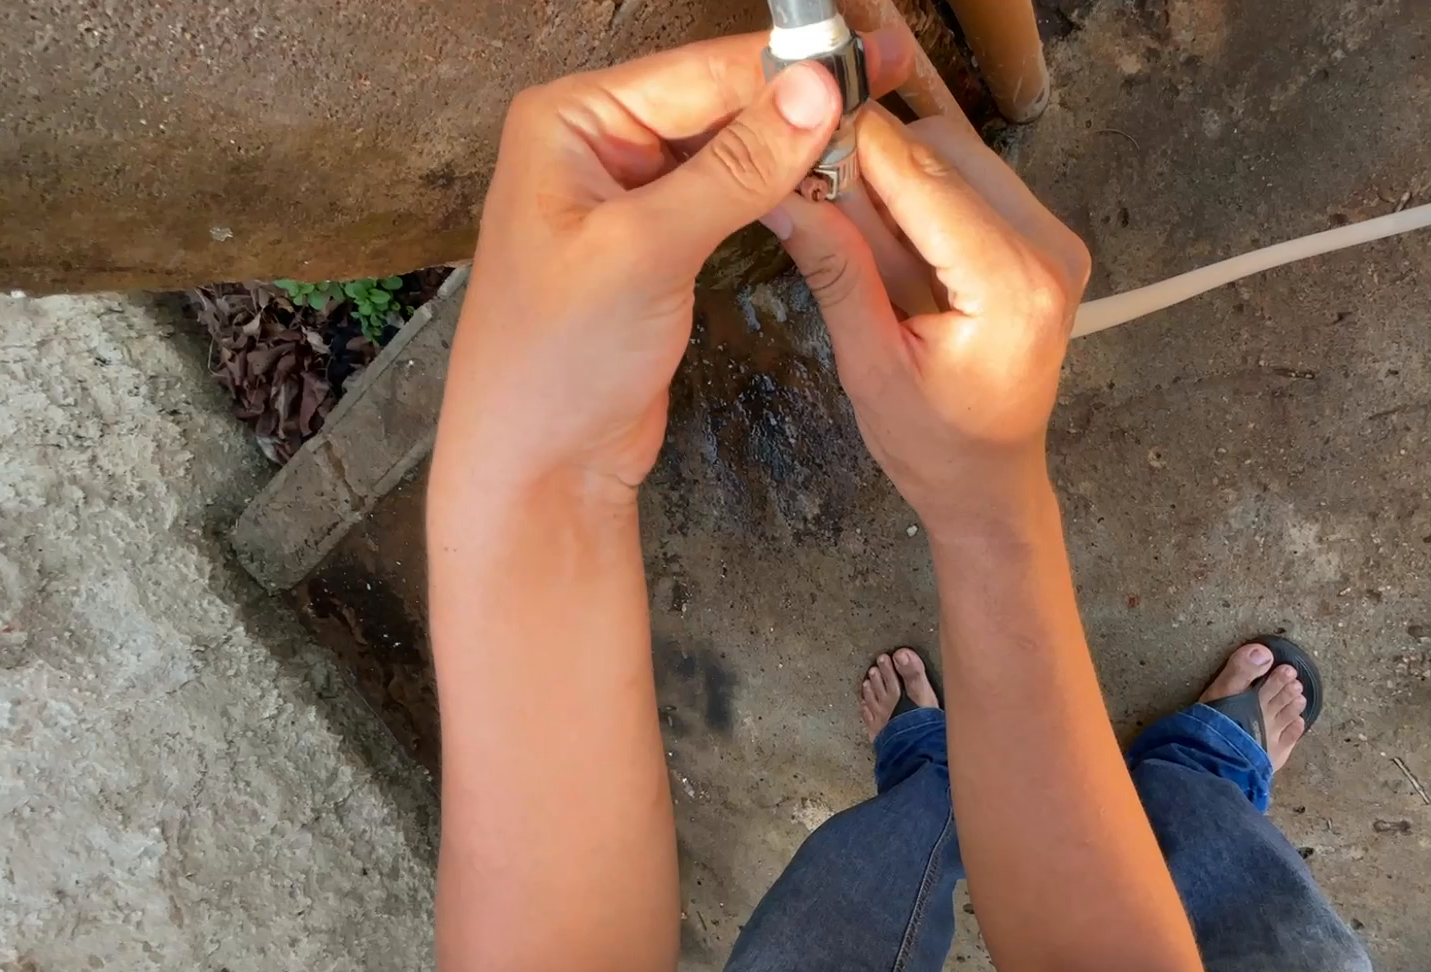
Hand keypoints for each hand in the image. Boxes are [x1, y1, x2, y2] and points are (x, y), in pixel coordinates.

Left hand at [432, 31, 909, 504]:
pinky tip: (818, 187)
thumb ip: (733, 170)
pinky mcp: (659, 250)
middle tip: (886, 82)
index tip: (871, 56)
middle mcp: (602, 147)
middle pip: (715, 104)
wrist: (544, 457)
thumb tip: (817, 91)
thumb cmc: (565, 354)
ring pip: (726, 154)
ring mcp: (632, 201)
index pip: (700, 71)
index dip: (790, 65)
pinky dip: (772, 195)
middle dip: (797, 101)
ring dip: (790, 149)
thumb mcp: (647, 250)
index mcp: (574, 120)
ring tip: (866, 135)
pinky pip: (724, 203)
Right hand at [767, 109, 1090, 533]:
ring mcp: (1056, 244)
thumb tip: (783, 191)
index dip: (854, 145)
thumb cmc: (931, 448)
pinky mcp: (1047, 248)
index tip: (793, 133)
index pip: (923, 176)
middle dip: (874, 165)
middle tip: (818, 202)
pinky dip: (925, 199)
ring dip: (898, 181)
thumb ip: (836, 271)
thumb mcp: (871, 367)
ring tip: (857, 237)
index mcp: (1010, 286)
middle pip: (946, 151)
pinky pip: (977, 187)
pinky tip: (896, 246)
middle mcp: (1049, 249)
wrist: (990, 484)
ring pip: (961, 159)